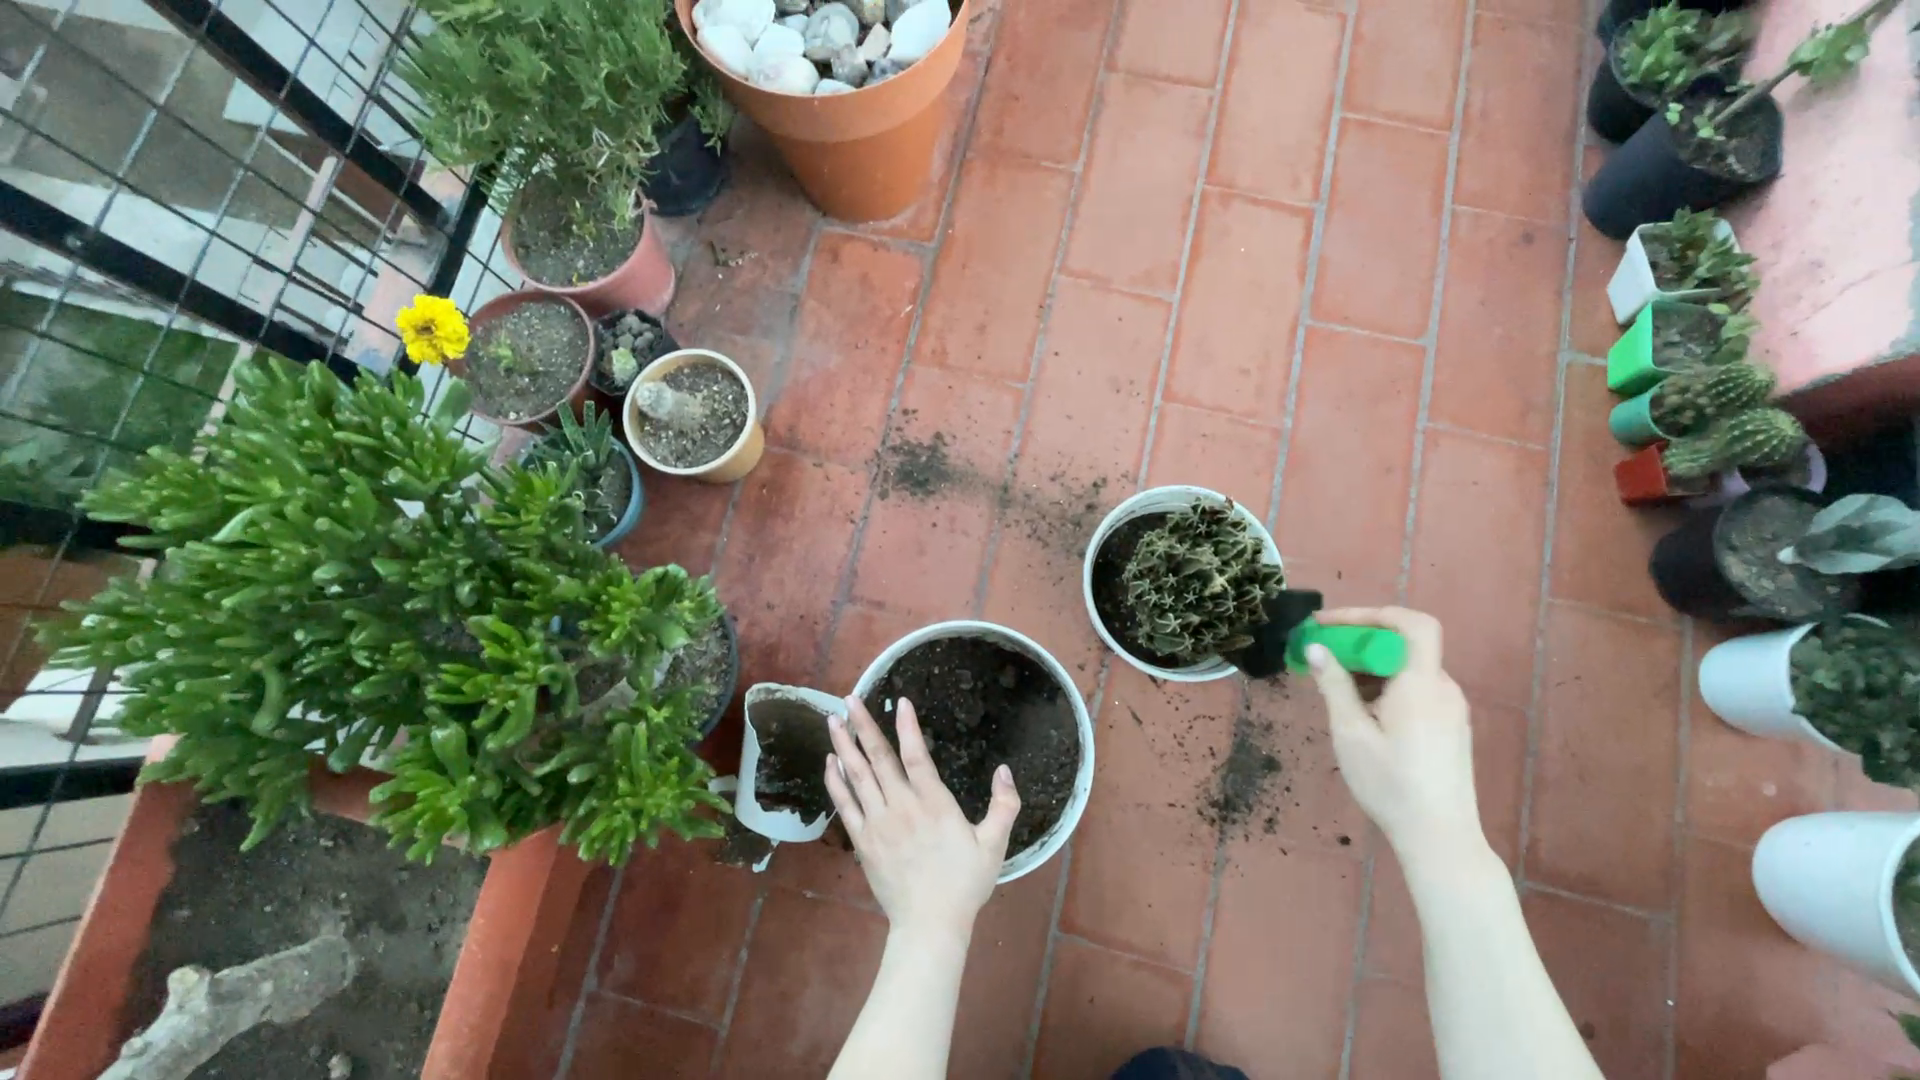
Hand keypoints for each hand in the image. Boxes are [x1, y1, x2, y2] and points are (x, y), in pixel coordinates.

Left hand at [824, 695, 1019, 942]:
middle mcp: (902, 807)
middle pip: (879, 758)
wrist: (930, 925)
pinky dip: (836, 781)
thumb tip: (1005, 770)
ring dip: (844, 746)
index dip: (907, 727)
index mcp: (934, 804)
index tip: (900, 702)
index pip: (916, 755)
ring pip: (857, 776)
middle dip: (863, 726)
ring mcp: (878, 823)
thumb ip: (1004, 805)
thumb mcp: (995, 844)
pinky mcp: (863, 841)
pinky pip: (845, 804)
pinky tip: (830, 762)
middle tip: (850, 698)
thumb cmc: (965, 883)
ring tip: (833, 720)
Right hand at [1306, 607, 1482, 859]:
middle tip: (1321, 657)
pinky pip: (1415, 690)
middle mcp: (1442, 689)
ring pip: (1407, 670)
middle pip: (1404, 646)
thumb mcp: (1350, 733)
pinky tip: (1361, 715)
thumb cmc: (1390, 784)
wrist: (1439, 837)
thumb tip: (1317, 649)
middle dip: (1359, 643)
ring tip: (1334, 691)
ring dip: (1370, 668)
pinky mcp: (1450, 728)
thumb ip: (1334, 686)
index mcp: (1421, 684)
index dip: (1373, 614)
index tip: (1331, 625)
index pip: (1413, 624)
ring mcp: (1450, 709)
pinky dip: (1385, 688)